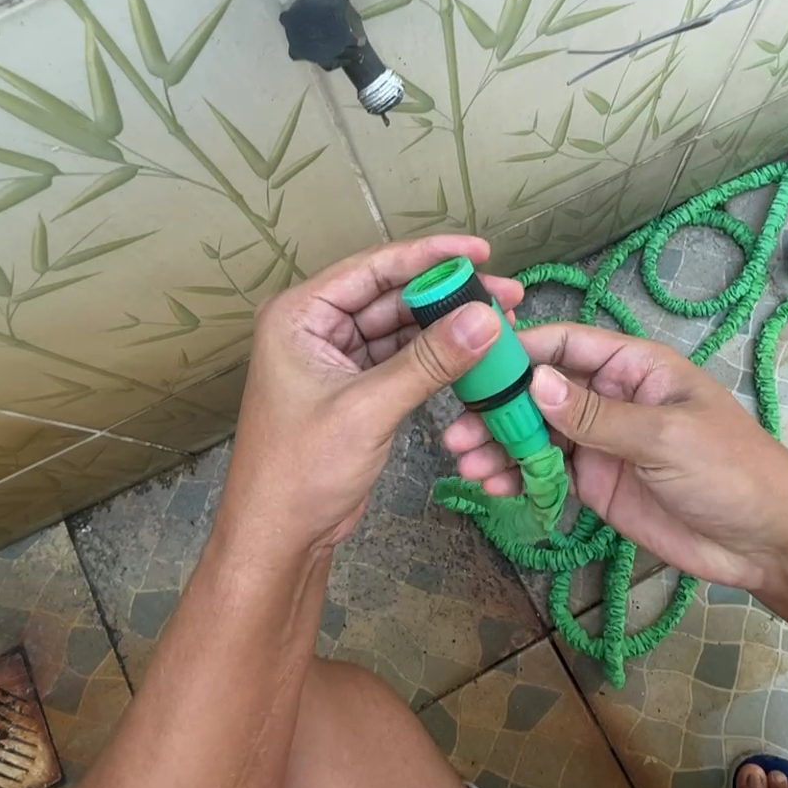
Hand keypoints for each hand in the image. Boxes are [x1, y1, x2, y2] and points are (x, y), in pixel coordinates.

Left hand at [220, 236, 522, 557]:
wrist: (281, 536)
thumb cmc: (303, 470)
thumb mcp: (368, 408)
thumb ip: (429, 361)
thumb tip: (487, 318)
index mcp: (300, 315)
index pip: (373, 268)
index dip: (430, 256)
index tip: (482, 251)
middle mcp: (317, 327)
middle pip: (392, 295)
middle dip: (447, 294)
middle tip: (506, 294)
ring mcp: (338, 357)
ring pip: (402, 327)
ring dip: (446, 326)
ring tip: (501, 322)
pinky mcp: (357, 386)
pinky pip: (403, 358)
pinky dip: (437, 357)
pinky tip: (474, 352)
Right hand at [442, 323, 787, 590]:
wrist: (763, 543)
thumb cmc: (729, 470)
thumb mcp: (664, 437)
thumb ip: (596, 415)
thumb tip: (535, 384)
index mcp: (634, 367)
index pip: (569, 344)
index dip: (522, 349)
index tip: (474, 361)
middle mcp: (611, 396)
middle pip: (542, 390)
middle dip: (499, 407)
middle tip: (456, 428)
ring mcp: (600, 440)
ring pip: (538, 433)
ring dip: (500, 444)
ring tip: (464, 462)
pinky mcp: (594, 480)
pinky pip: (547, 470)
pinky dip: (518, 475)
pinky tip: (493, 485)